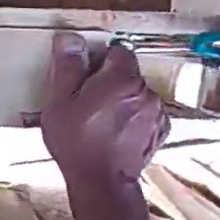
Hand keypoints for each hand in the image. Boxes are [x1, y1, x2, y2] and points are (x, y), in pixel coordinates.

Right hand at [41, 32, 168, 189]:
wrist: (101, 181)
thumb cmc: (76, 141)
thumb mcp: (59, 102)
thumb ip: (67, 68)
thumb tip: (70, 38)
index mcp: (122, 79)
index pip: (117, 51)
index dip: (96, 61)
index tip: (80, 77)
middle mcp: (147, 91)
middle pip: (126, 74)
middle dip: (106, 82)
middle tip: (81, 102)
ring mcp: (157, 113)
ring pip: (135, 94)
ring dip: (118, 100)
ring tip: (95, 121)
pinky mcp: (160, 131)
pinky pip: (144, 113)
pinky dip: (130, 117)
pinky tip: (111, 132)